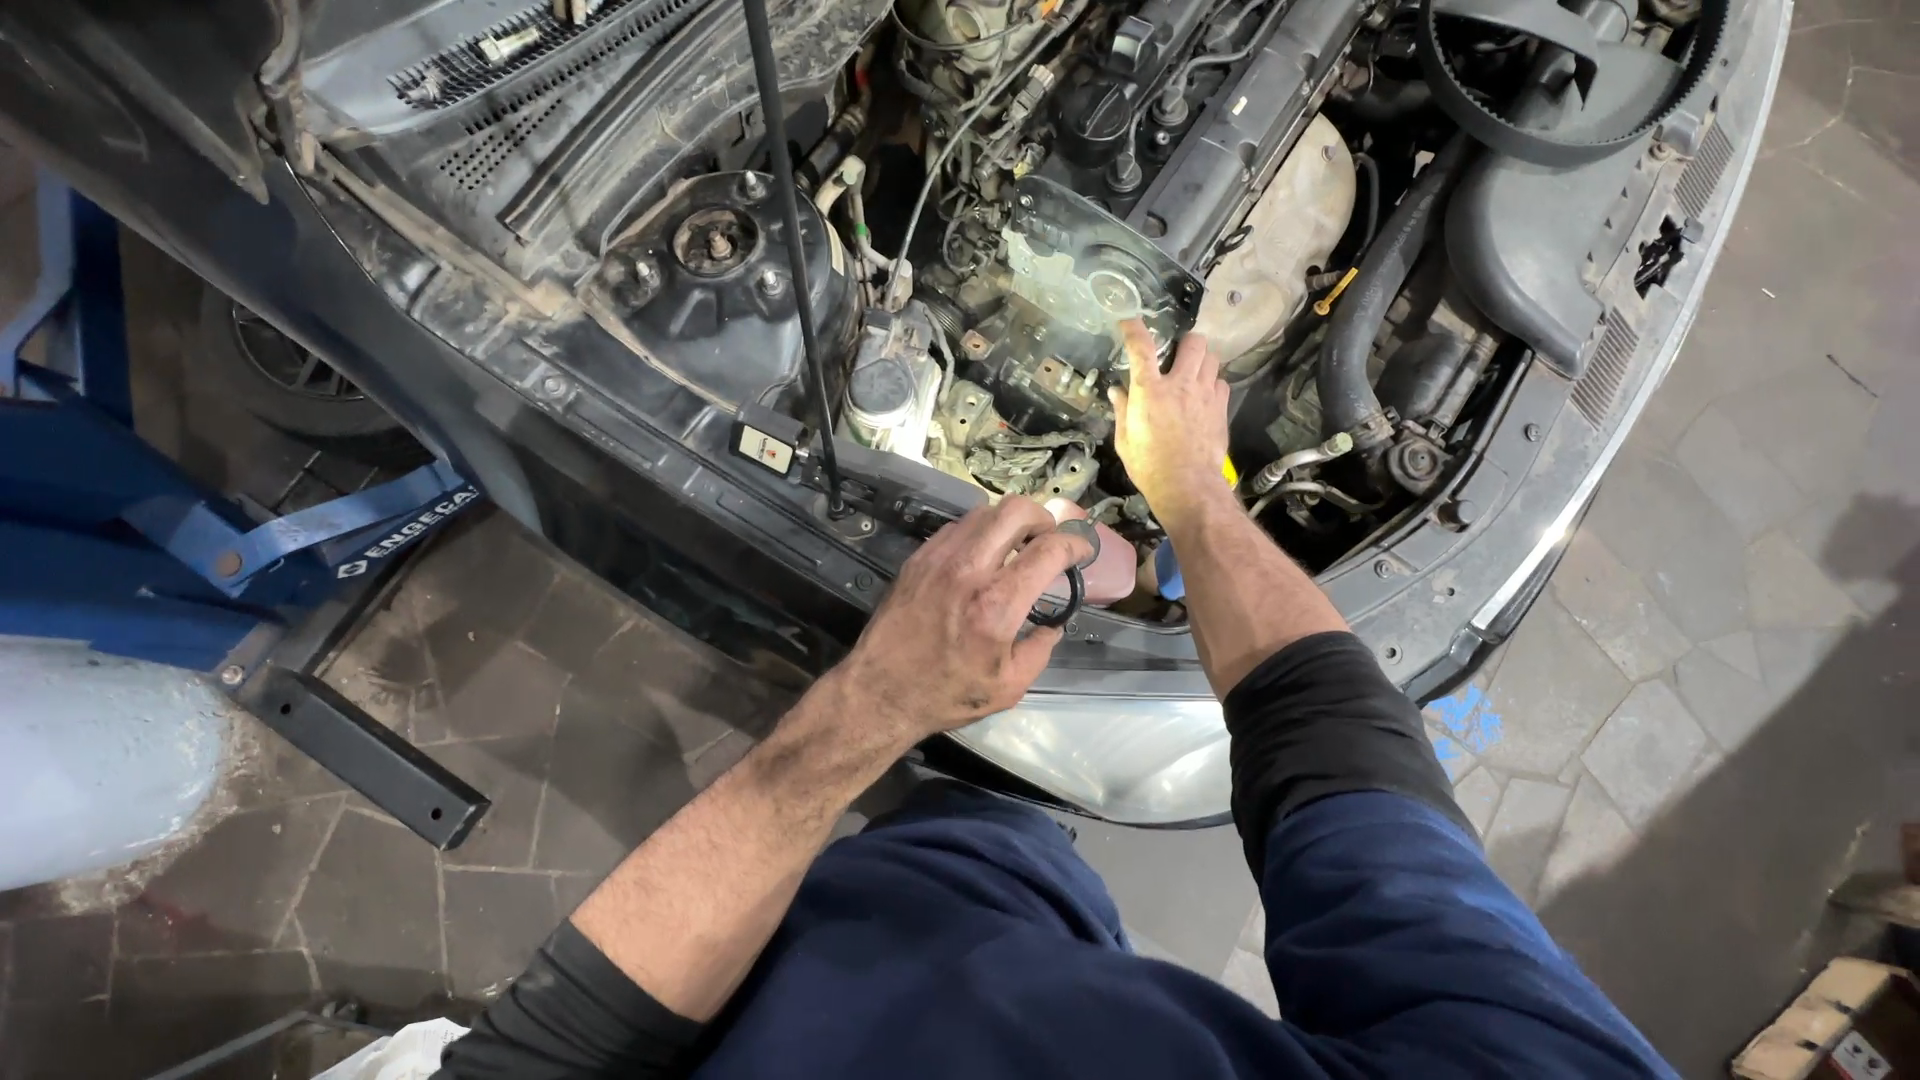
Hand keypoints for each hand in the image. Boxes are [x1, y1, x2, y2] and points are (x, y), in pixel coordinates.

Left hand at [829, 497, 1094, 746]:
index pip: (1048, 550)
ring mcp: (939, 559)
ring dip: (1009, 522)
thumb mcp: (1009, 686)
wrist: (880, 691)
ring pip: (984, 512)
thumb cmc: (946, 694)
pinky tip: (981, 557)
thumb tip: (1054, 625)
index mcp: (997, 605)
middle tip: (1047, 539)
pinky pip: (957, 527)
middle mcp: (969, 570)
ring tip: (1016, 545)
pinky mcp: (918, 559)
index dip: (1075, 543)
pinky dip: (978, 533)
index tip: (1082, 550)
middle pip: (1016, 511)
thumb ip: (1040, 650)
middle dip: (1043, 518)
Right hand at [1108, 319, 1231, 526]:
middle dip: (1186, 342)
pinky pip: (1222, 382)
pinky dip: (1213, 384)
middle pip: (1194, 342)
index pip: (1141, 348)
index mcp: (1149, 391)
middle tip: (1176, 354)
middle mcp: (1180, 384)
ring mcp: (1205, 394)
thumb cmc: (1149, 466)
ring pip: (1212, 359)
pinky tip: (1204, 396)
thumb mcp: (1125, 440)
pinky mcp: (1221, 408)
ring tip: (1192, 373)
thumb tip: (1117, 391)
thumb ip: (1122, 410)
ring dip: (1202, 361)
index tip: (1128, 321)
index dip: (1134, 329)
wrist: (1187, 486)